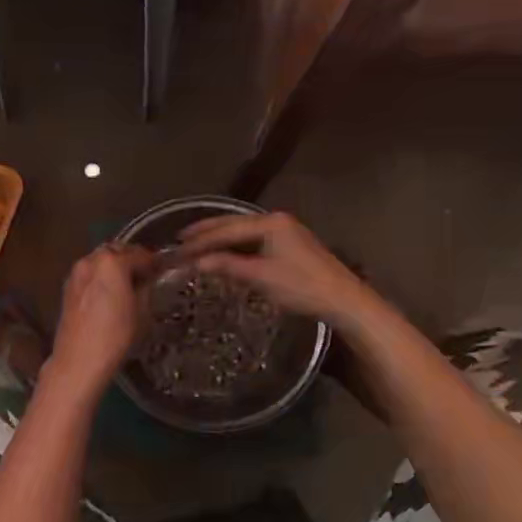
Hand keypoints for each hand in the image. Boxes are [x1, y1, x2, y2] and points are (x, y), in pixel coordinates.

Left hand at [47, 244, 149, 388]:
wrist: (79, 359)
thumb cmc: (116, 335)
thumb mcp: (141, 311)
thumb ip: (145, 288)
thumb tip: (147, 279)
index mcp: (112, 262)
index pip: (140, 254)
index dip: (154, 262)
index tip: (161, 270)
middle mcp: (90, 260)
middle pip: (116, 251)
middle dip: (131, 259)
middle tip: (144, 275)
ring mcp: (76, 273)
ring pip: (99, 260)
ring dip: (114, 266)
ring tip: (127, 284)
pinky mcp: (67, 286)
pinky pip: (88, 273)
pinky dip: (100, 276)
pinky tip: (108, 293)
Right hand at [177, 211, 373, 323]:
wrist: (343, 300)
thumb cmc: (301, 286)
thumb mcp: (260, 276)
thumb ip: (227, 266)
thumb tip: (196, 262)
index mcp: (270, 223)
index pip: (226, 229)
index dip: (200, 240)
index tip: (178, 248)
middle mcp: (276, 221)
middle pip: (233, 224)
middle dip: (206, 233)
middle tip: (180, 239)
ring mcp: (284, 232)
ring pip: (242, 232)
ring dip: (219, 239)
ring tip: (195, 245)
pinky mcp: (288, 246)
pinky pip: (252, 241)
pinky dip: (234, 247)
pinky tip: (222, 254)